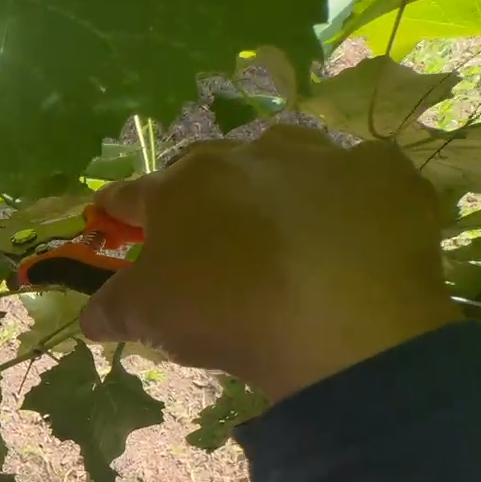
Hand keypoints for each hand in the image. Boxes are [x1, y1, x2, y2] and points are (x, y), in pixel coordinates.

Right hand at [81, 125, 459, 401]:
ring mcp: (324, 157)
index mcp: (178, 186)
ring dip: (265, 184)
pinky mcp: (388, 175)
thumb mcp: (138, 318)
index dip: (114, 215)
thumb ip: (104, 309)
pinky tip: (333, 234)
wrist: (344, 327)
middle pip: (204, 167)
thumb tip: (93, 316)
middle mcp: (246, 154)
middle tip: (194, 239)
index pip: (127, 194)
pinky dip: (335, 199)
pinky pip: (351, 177)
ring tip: (268, 228)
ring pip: (280, 157)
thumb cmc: (220, 311)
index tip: (112, 230)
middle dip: (192, 197)